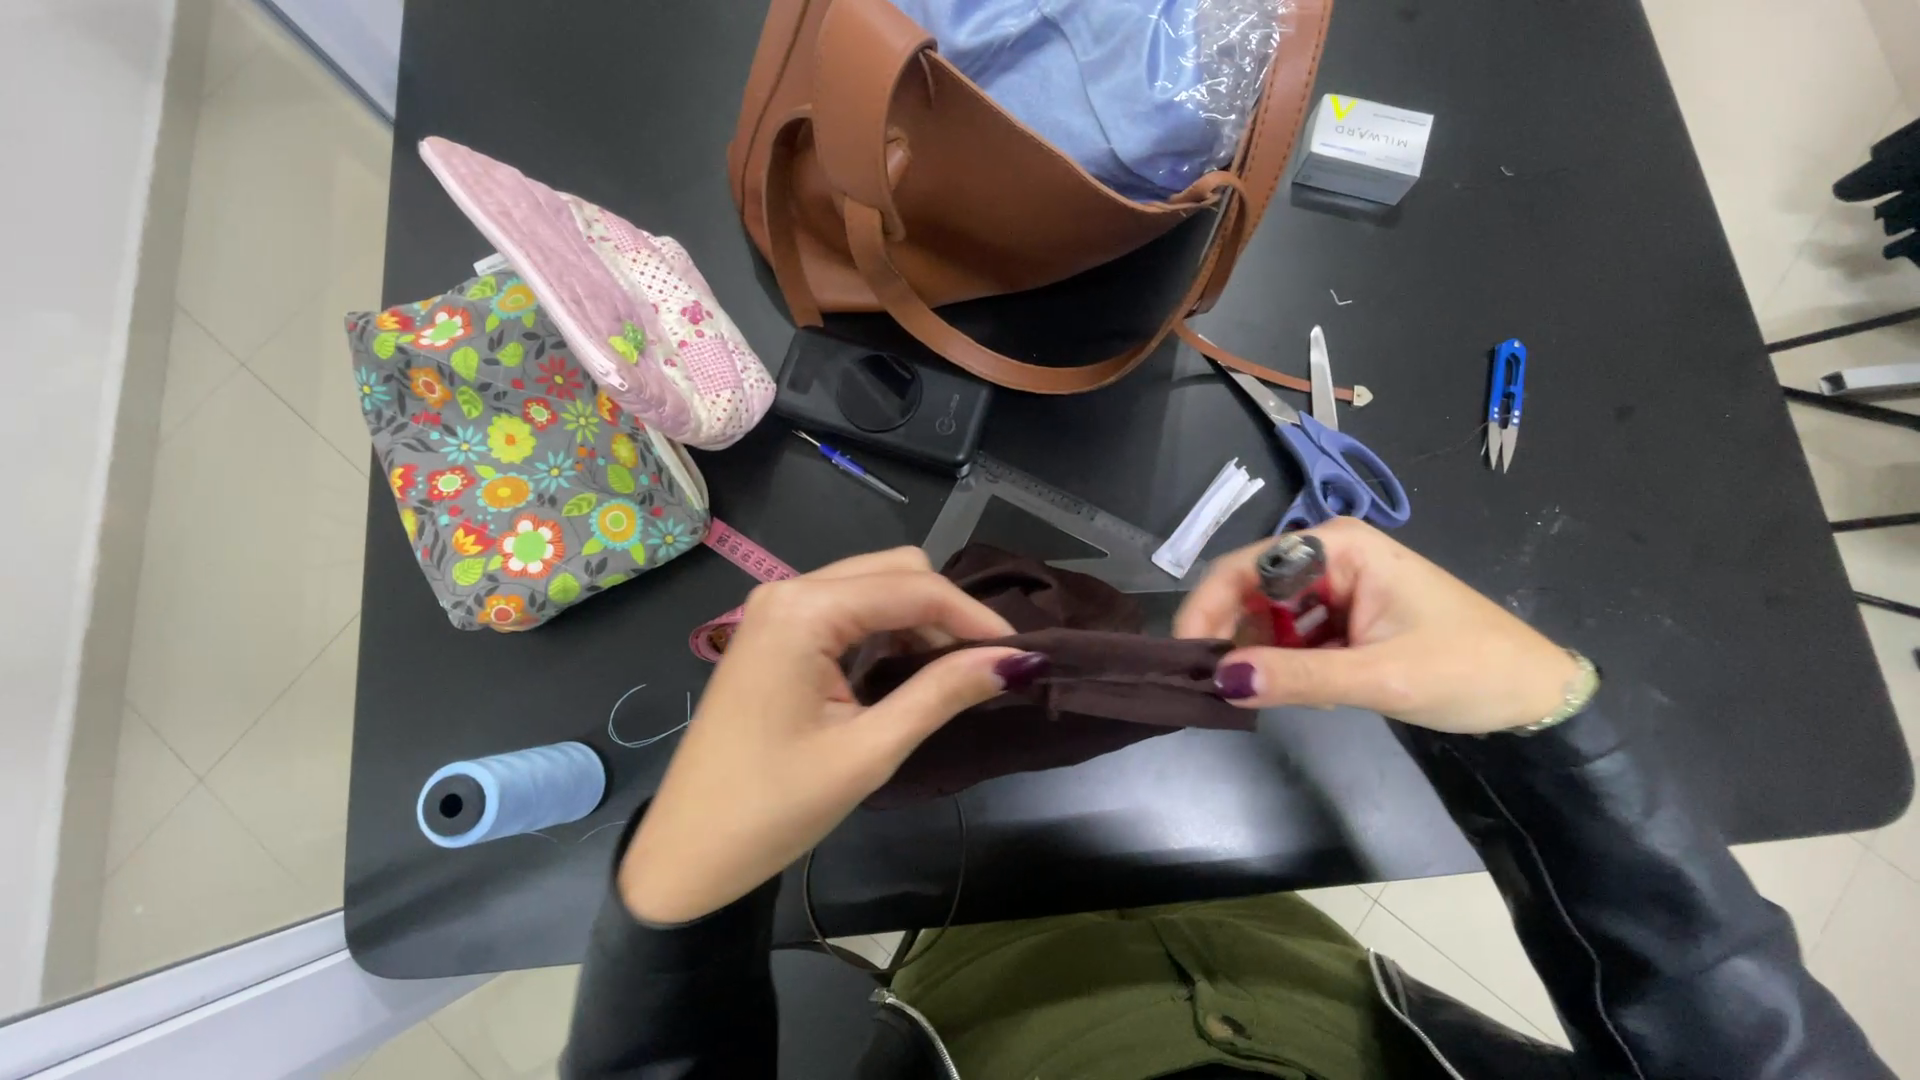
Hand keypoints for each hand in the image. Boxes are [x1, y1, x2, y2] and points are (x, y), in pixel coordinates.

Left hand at [619, 548, 1045, 923]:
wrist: (687, 854)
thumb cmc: (774, 809)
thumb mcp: (869, 751)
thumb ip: (942, 694)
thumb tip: (1017, 661)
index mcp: (804, 611)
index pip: (913, 588)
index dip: (975, 617)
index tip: (1022, 653)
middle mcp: (788, 590)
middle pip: (894, 570)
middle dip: (945, 611)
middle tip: (981, 667)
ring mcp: (777, 609)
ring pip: (872, 585)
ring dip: (917, 619)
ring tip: (948, 675)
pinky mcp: (775, 632)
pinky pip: (847, 609)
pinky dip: (886, 630)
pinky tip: (903, 671)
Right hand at [1175, 518, 1582, 733]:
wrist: (1537, 697)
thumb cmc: (1469, 671)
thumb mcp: (1380, 677)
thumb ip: (1297, 677)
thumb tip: (1221, 682)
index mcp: (1340, 547)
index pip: (1245, 568)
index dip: (1207, 610)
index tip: (1188, 660)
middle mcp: (1331, 556)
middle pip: (1250, 590)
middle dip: (1234, 638)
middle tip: (1223, 688)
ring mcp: (1337, 584)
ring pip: (1267, 616)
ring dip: (1263, 654)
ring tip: (1284, 694)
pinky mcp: (1344, 613)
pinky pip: (1291, 633)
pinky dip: (1287, 663)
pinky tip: (1312, 691)